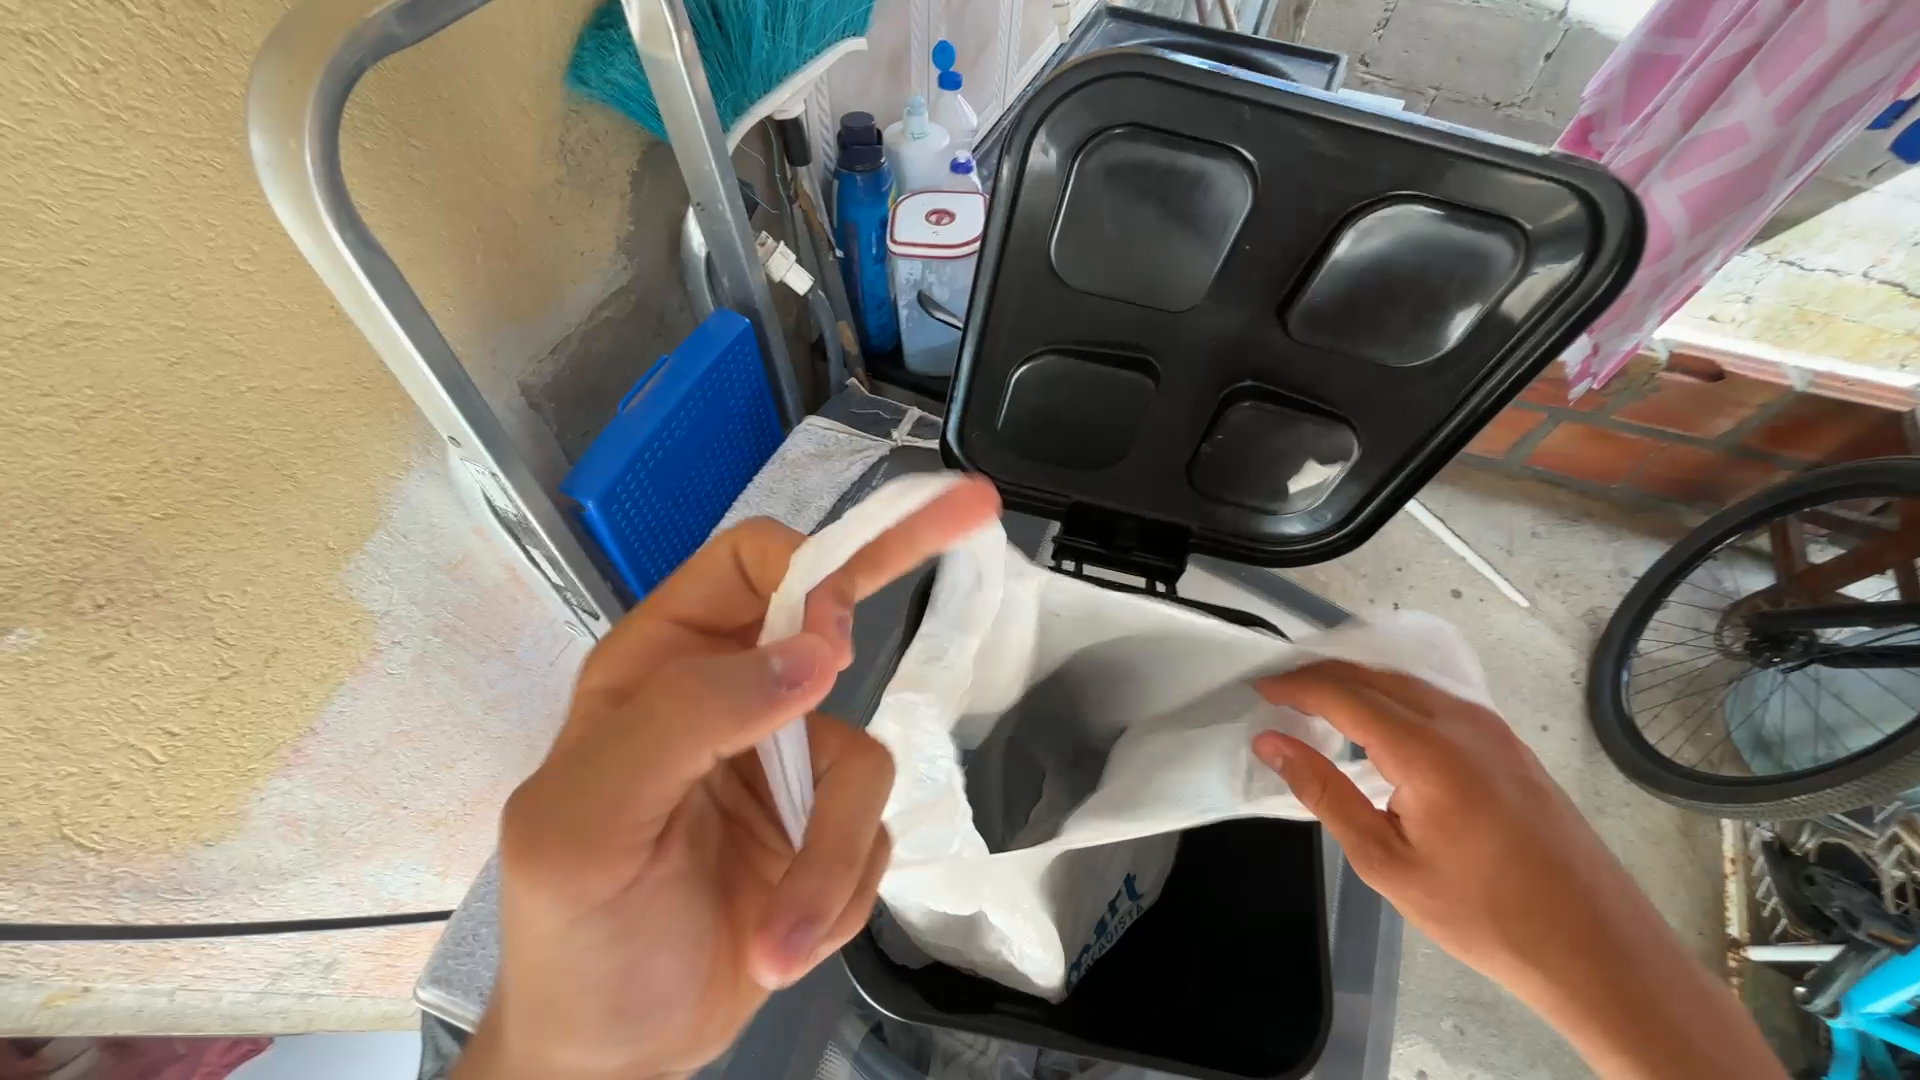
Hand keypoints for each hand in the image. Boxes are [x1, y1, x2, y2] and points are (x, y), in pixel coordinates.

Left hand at [455, 477, 1000, 1079]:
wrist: (615, 1051)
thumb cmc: (576, 931)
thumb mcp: (589, 824)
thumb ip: (689, 719)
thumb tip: (819, 651)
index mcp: (665, 664)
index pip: (749, 564)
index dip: (805, 575)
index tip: (835, 637)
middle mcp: (736, 693)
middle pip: (836, 604)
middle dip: (901, 558)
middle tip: (975, 507)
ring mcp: (791, 760)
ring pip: (865, 759)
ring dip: (831, 854)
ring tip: (780, 938)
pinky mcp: (828, 826)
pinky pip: (874, 833)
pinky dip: (838, 891)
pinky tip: (785, 939)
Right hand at [1251, 662, 1784, 1079]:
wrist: (1598, 950)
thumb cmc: (1482, 913)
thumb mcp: (1385, 861)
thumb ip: (1323, 792)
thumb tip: (1271, 742)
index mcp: (1428, 750)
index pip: (1343, 693)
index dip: (1294, 685)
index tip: (1257, 687)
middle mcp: (1463, 722)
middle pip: (1375, 674)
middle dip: (1320, 674)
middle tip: (1278, 689)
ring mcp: (1494, 729)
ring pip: (1407, 681)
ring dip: (1356, 681)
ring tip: (1315, 701)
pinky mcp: (1510, 744)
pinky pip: (1435, 698)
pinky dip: (1391, 695)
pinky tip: (1375, 722)